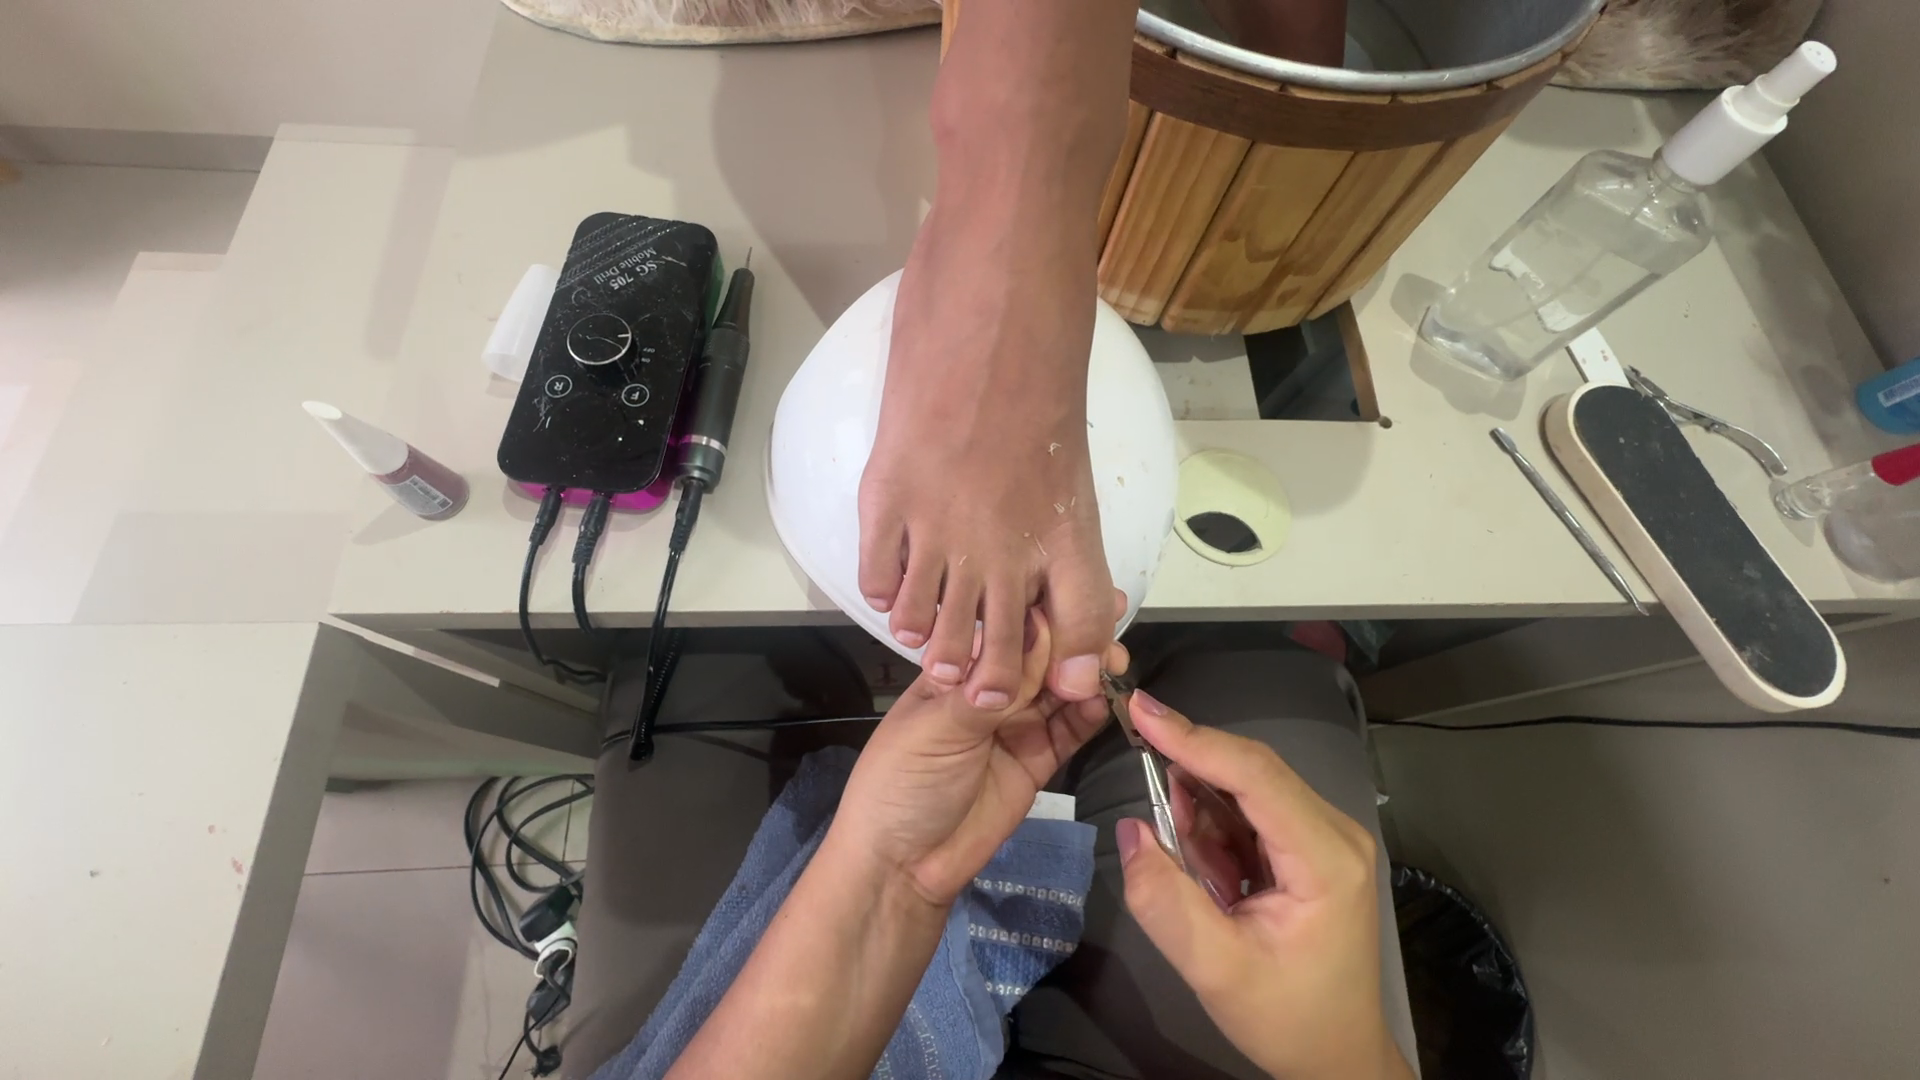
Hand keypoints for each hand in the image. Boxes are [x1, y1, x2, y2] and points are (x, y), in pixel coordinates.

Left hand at [830, 603, 1126, 906]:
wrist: (903, 864)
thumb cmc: (905, 780)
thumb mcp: (941, 725)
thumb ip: (994, 686)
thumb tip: (1041, 632)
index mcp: (957, 670)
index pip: (1003, 631)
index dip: (1039, 612)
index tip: (1073, 589)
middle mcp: (990, 690)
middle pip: (1039, 656)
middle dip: (1072, 637)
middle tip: (1109, 618)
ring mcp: (1016, 725)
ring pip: (1061, 689)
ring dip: (1087, 672)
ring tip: (1116, 656)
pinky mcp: (1038, 759)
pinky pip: (1070, 730)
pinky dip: (1090, 713)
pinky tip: (1107, 697)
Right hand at [858, 121, 1117, 712]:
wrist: (1000, 284)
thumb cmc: (1049, 356)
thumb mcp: (1078, 448)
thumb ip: (1071, 526)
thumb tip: (1062, 584)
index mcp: (1065, 527)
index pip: (1078, 627)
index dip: (1070, 665)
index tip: (1056, 680)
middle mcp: (1006, 540)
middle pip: (995, 640)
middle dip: (989, 676)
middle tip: (977, 688)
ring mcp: (942, 518)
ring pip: (932, 618)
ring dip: (933, 641)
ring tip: (931, 647)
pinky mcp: (890, 488)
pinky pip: (880, 571)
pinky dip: (886, 591)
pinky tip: (891, 590)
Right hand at [1116, 690, 1412, 1079]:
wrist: (1339, 1058)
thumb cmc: (1286, 1019)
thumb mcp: (1214, 971)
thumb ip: (1165, 900)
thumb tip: (1131, 829)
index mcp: (1325, 858)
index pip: (1254, 774)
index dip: (1193, 738)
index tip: (1139, 708)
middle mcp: (1333, 830)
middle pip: (1248, 770)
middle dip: (1191, 782)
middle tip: (1157, 815)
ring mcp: (1323, 832)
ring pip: (1240, 788)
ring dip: (1202, 820)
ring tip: (1207, 885)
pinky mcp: (1307, 841)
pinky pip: (1244, 810)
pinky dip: (1214, 834)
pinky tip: (1218, 882)